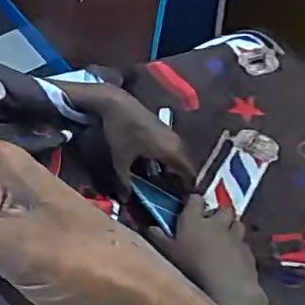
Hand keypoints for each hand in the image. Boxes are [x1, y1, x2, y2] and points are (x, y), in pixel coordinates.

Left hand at [53, 71, 195, 189]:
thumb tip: (124, 201)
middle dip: (178, 182)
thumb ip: (124, 180)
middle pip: (184, 167)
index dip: (187, 189)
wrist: (115, 102)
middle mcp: (177, 143)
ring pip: (176, 158)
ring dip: (171, 170)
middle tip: (170, 197)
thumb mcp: (120, 158)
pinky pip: (170, 150)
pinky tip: (152, 167)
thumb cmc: (120, 131)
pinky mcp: (162, 129)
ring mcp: (171, 134)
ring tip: (161, 185)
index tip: (182, 203)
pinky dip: (165, 160)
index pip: (189, 175)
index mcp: (173, 151)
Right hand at [143, 198, 268, 304]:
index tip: (190, 203)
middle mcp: (216, 223)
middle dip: (219, 210)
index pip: (195, 200)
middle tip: (212, 217)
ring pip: (238, 222)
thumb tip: (150, 227)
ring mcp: (235, 236)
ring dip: (232, 224)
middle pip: (223, 208)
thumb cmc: (192, 265)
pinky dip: (239, 243)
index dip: (194, 200)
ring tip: (225, 232)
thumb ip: (158, 238)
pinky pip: (244, 242)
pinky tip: (234, 252)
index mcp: (194, 220)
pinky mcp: (248, 251)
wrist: (227, 285)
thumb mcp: (168, 252)